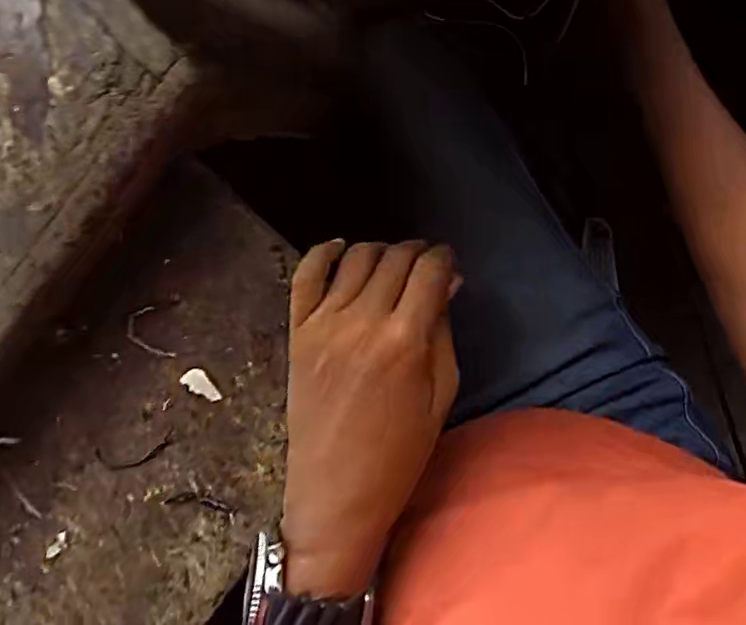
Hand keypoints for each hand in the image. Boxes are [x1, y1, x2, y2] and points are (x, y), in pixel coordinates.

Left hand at [282, 240, 460, 597]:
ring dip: (382, 250)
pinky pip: (305, 275)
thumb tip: (447, 280)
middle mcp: (363, 322)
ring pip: (357, 256)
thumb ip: (443, 329)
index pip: (430, 269)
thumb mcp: (442, 391)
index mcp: (404, 340)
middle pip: (397, 256)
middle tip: (425, 265)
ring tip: (391, 265)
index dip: (445, 257)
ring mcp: (324, 325)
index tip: (448, 264)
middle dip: (419, 251)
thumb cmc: (400, 452)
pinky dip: (323, 252)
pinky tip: (341, 248)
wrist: (334, 497)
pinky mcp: (297, 333)